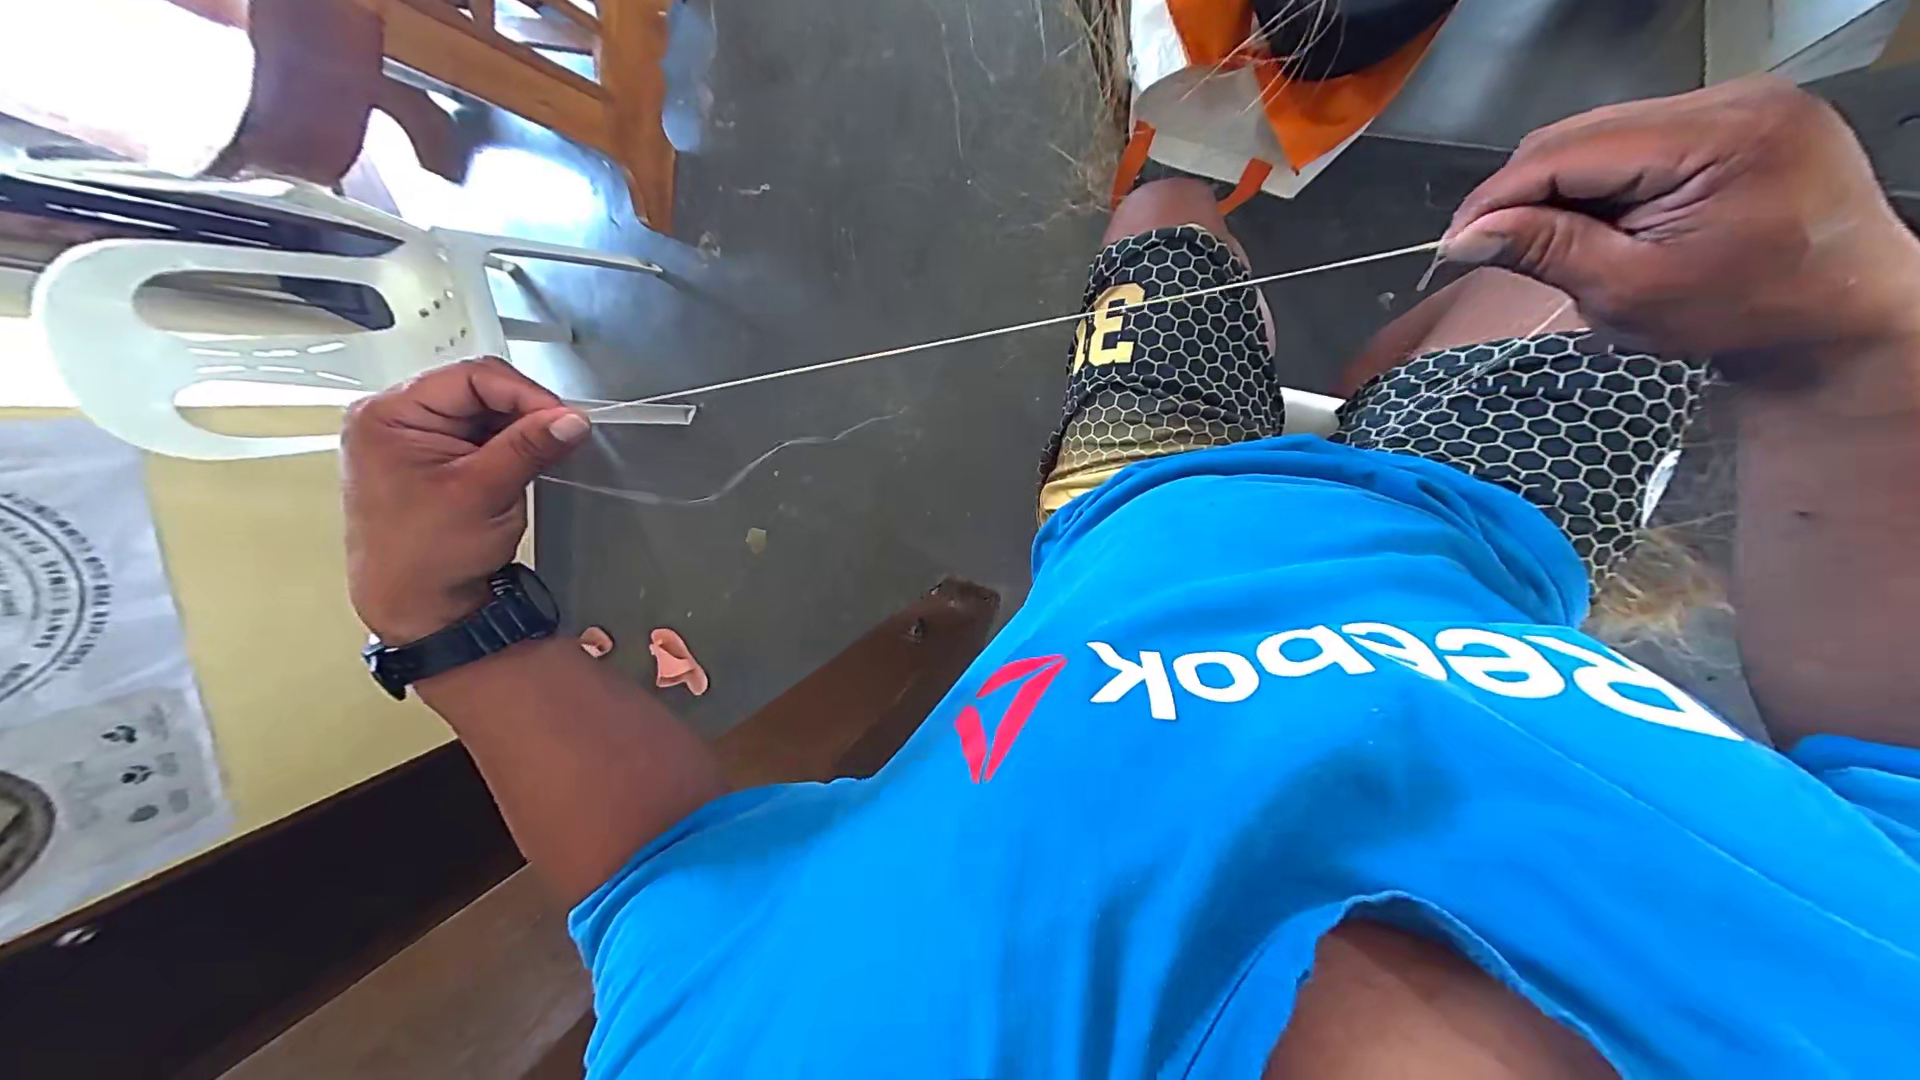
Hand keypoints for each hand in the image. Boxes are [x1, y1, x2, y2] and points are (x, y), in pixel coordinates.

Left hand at [341, 357, 589, 643]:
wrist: (420, 604)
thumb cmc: (429, 555)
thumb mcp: (485, 492)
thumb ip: (529, 447)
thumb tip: (572, 419)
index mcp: (389, 416)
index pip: (471, 377)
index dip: (525, 394)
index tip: (564, 419)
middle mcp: (399, 419)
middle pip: (480, 388)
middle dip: (526, 410)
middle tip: (561, 435)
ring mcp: (420, 439)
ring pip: (489, 411)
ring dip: (523, 429)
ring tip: (544, 454)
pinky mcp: (442, 458)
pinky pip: (488, 434)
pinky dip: (516, 444)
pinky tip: (529, 462)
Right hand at [1441, 76, 1919, 369]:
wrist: (1838, 309)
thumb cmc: (1739, 311)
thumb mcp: (1625, 289)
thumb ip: (1543, 250)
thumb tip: (1462, 238)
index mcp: (1719, 137)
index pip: (1566, 153)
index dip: (1494, 198)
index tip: (1449, 247)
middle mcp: (1729, 100)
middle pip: (1573, 135)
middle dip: (1513, 193)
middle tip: (1480, 248)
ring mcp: (1730, 106)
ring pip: (1588, 136)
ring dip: (1541, 190)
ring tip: (1528, 240)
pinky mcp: (1722, 124)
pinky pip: (1618, 145)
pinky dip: (1576, 186)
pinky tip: (1574, 222)